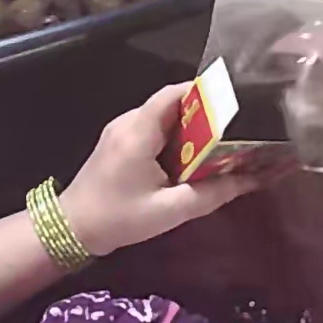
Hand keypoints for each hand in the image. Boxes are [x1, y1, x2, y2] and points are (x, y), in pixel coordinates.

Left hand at [60, 82, 259, 255]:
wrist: (72, 229)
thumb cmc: (118, 218)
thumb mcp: (170, 210)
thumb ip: (212, 193)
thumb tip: (250, 180)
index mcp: (138, 131)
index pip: (174, 94)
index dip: (205, 93)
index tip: (234, 104)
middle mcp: (127, 122)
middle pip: (171, 104)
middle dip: (204, 114)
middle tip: (234, 130)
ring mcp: (119, 131)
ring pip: (162, 118)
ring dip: (189, 128)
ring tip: (219, 144)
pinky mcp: (117, 143)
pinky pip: (151, 130)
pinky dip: (173, 138)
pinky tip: (190, 158)